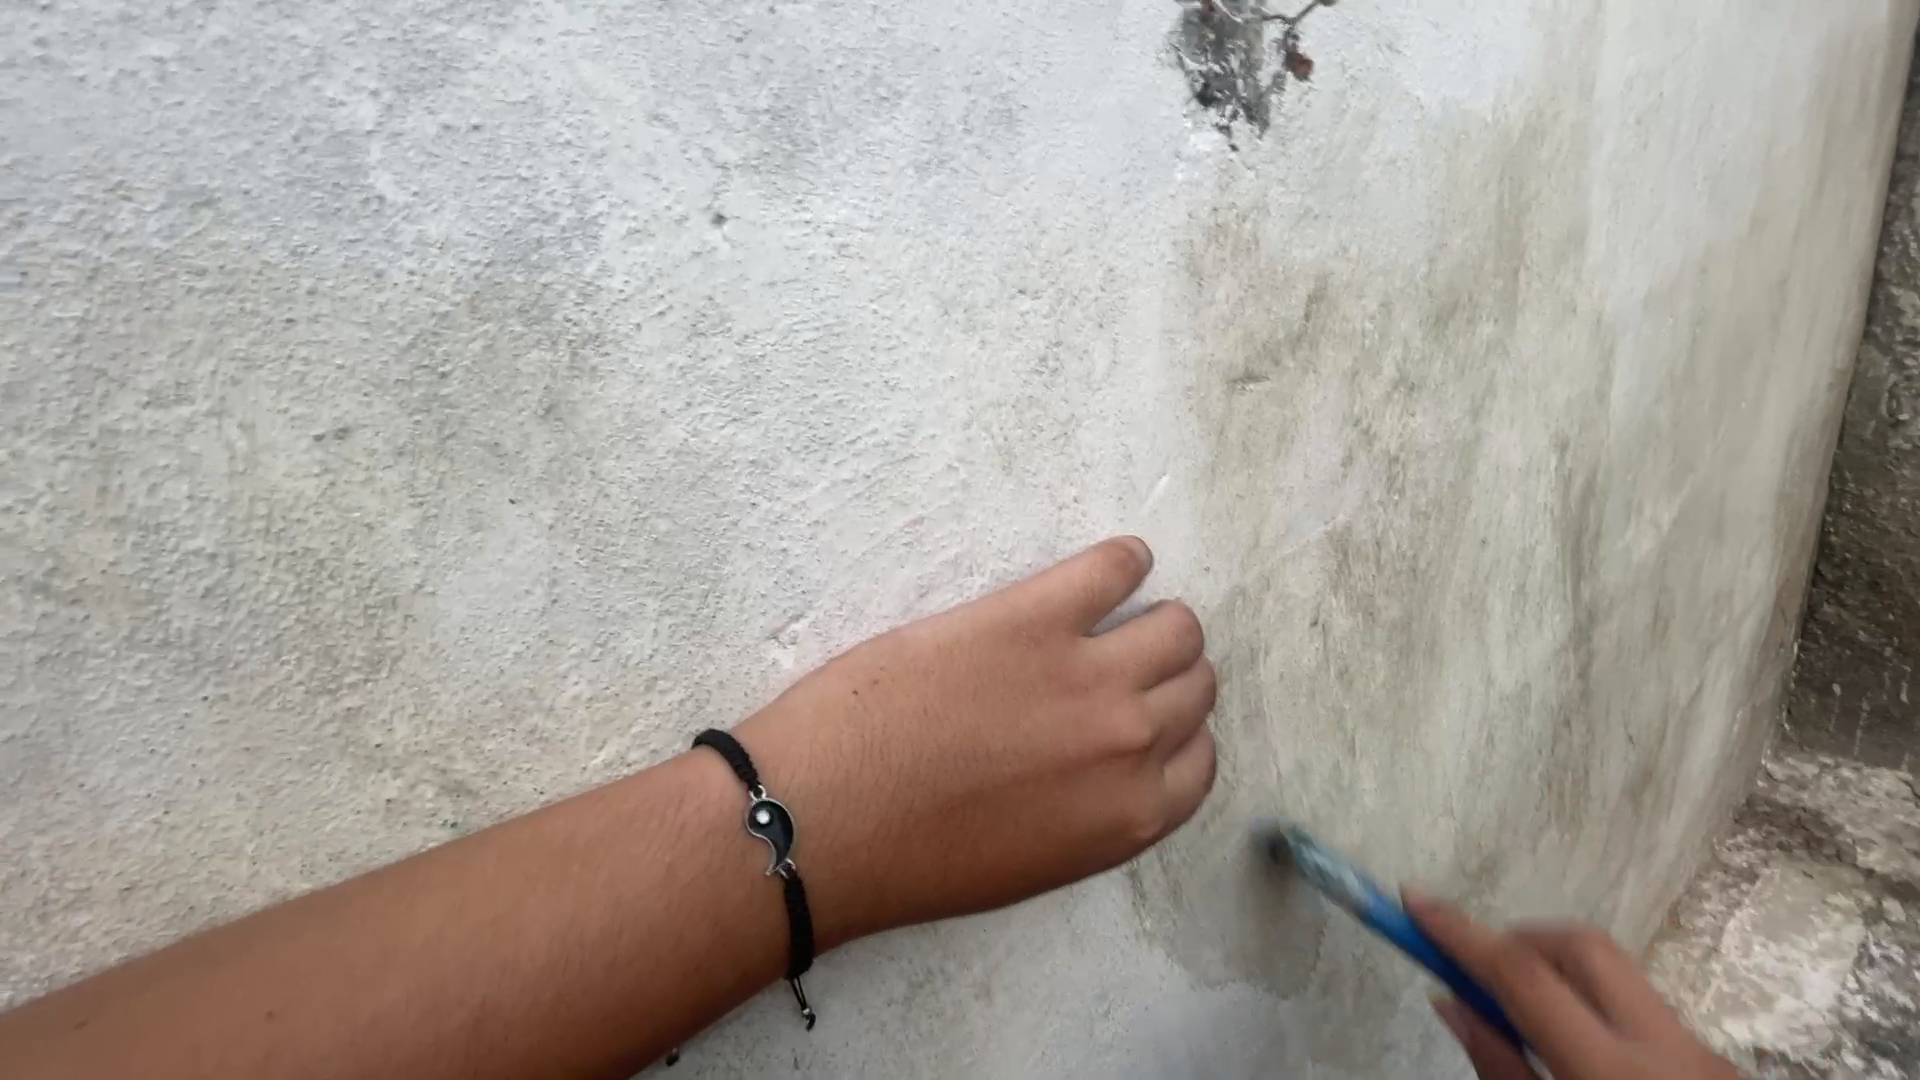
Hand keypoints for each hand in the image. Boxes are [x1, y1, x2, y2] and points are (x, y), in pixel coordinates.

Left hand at [734, 536, 1217, 946]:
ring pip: (1176, 626)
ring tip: (1112, 615)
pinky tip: (1111, 565)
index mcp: (1130, 815)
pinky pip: (1111, 568)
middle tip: (1119, 663)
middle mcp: (1130, 743)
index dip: (1175, 730)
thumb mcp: (1034, 856)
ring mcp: (1086, 674)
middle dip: (1165, 675)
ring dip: (1155, 621)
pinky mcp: (1031, 618)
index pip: (1200, 756)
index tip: (1147, 713)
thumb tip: (1113, 761)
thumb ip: (1094, 810)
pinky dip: (1123, 561)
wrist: (825, 818)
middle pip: (1193, 684)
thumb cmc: (914, 852)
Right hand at [1406, 894, 1740, 1079]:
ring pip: (1617, 978)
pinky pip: (1643, 1012)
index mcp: (1615, 1076)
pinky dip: (1594, 1009)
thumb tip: (1448, 1001)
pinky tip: (1579, 1051)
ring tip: (1527, 1020)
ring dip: (1559, 976)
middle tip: (1481, 966)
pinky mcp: (1722, 1070)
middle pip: (1583, 948)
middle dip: (1521, 939)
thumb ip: (1499, 1066)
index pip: (1522, 974)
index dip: (1460, 932)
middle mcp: (1673, 1054)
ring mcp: (1709, 1060)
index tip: (1414, 900)